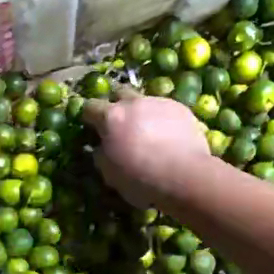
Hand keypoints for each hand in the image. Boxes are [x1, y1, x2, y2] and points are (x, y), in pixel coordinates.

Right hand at [82, 96, 212, 208]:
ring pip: (145, 101)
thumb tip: (101, 148)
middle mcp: (134, 102)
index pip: (90, 106)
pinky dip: (162, 120)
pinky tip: (168, 137)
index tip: (91, 127)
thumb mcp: (110, 174)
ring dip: (141, 113)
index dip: (89, 117)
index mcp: (111, 117)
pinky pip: (165, 110)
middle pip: (119, 93)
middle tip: (120, 125)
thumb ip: (102, 155)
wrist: (184, 177)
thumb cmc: (140, 179)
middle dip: (116, 105)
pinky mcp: (181, 108)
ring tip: (148, 133)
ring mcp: (159, 102)